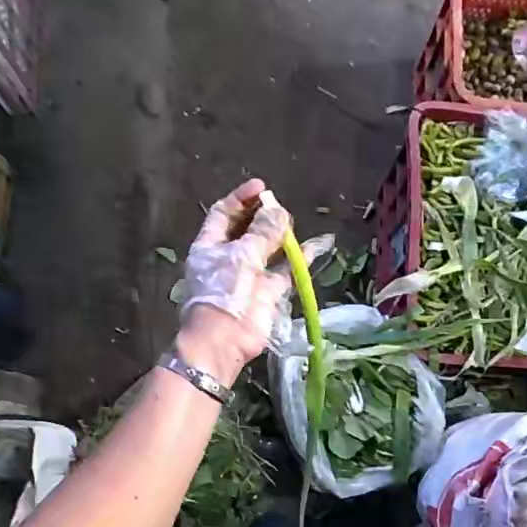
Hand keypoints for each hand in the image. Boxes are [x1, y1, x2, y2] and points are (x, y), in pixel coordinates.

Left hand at [178, 178, 292, 382]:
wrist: (225, 338)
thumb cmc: (224, 290)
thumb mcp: (242, 254)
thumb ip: (262, 231)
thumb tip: (278, 211)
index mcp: (210, 245)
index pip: (224, 213)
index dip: (241, 198)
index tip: (262, 188)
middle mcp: (228, 257)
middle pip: (247, 229)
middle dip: (263, 215)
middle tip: (280, 206)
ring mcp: (248, 275)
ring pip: (267, 248)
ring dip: (280, 235)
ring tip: (292, 223)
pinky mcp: (267, 292)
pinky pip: (285, 270)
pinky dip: (299, 259)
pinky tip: (316, 245)